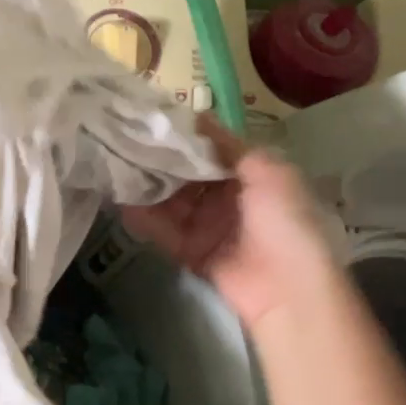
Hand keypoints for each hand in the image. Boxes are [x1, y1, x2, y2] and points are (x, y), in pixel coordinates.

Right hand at [121, 116, 343, 328]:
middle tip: (126, 142)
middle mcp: (226, 198)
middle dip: (159, 160)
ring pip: (170, 200)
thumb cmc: (285, 221)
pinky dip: (144, 217)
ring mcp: (207, 225)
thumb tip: (198, 116)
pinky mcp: (190, 250)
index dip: (184, 137)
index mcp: (249, 176)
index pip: (209, 151)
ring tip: (117, 168)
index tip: (153, 120)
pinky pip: (163, 230)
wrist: (288, 288)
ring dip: (147, 186)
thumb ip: (230, 146)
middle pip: (185, 174)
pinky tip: (123, 202)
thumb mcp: (267, 172)